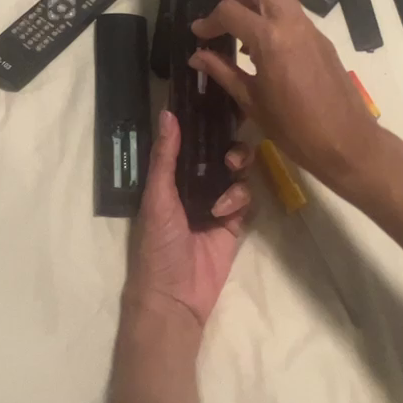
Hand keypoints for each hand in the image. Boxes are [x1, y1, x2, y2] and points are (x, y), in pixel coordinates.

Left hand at [123, 109, 252, 327]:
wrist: (174, 298)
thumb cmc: (157, 245)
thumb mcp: (156, 197)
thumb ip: (165, 157)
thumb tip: (168, 113)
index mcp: (173, 177)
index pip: (192, 142)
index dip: (206, 125)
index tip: (221, 105)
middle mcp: (196, 185)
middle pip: (221, 152)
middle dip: (230, 145)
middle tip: (230, 150)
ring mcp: (217, 203)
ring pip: (237, 171)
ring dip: (237, 167)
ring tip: (231, 171)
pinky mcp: (235, 222)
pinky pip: (245, 198)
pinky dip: (239, 197)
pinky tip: (225, 210)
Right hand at [189, 0, 385, 192]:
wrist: (345, 141)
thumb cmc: (293, 128)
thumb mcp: (251, 101)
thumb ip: (222, 72)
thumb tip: (198, 56)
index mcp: (270, 38)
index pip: (230, 10)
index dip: (209, 20)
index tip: (199, 34)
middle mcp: (290, 22)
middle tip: (225, 24)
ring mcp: (309, 27)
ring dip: (256, 4)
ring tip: (244, 39)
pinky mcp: (321, 37)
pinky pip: (292, 12)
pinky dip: (274, 17)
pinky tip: (266, 51)